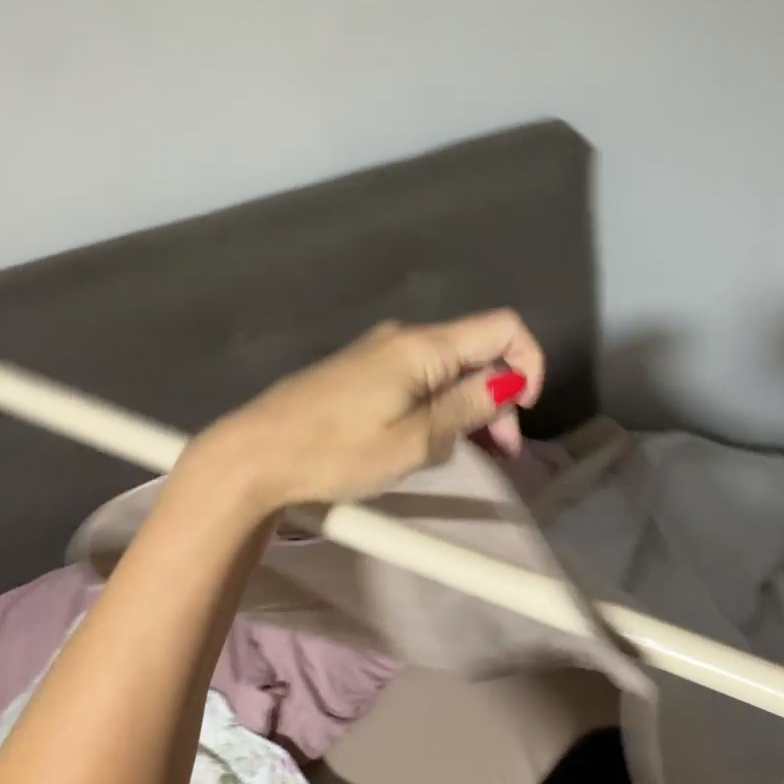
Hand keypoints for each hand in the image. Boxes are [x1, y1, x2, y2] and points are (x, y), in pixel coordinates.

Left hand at [178, 309, 544, 511]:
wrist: (254, 456)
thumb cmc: (336, 452)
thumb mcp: (414, 441)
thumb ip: (467, 407)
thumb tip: (509, 382)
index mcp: (423, 348)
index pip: (503, 327)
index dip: (529, 363)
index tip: (526, 410)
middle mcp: (405, 338)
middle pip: (477, 352)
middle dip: (500, 398)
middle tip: (501, 454)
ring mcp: (380, 353)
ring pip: (449, 370)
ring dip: (470, 408)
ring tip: (464, 454)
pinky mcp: (362, 372)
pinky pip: (420, 381)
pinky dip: (440, 407)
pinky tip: (427, 442)